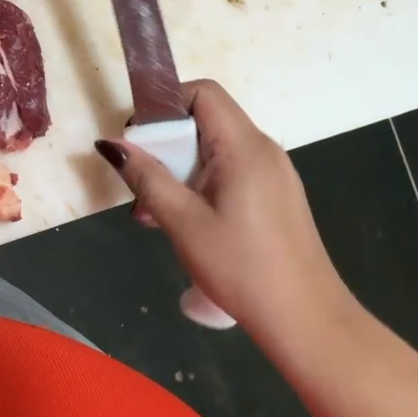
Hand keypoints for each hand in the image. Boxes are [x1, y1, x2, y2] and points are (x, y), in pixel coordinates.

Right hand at [107, 80, 357, 346]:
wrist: (308, 323)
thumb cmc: (243, 268)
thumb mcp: (182, 222)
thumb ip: (145, 176)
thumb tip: (110, 143)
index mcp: (245, 148)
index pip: (203, 93)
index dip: (165, 103)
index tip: (138, 137)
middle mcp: (263, 151)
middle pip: (205, 120)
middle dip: (164, 142)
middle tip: (138, 179)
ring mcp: (273, 175)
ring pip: (214, 149)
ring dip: (177, 168)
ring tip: (152, 210)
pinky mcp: (275, 197)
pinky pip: (228, 172)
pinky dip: (198, 184)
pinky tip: (181, 221)